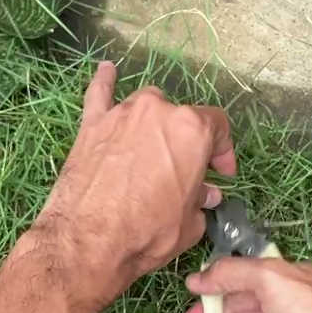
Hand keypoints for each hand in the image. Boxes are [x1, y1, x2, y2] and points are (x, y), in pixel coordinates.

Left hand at [29, 62, 234, 296]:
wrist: (89, 241)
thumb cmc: (148, 233)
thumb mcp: (189, 223)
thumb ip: (200, 201)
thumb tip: (205, 194)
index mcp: (192, 130)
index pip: (217, 127)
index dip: (223, 151)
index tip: (221, 173)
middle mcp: (158, 111)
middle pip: (181, 117)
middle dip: (187, 144)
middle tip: (186, 172)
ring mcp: (122, 113)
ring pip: (147, 106)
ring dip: (155, 123)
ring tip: (155, 146)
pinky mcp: (92, 125)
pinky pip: (100, 94)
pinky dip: (105, 83)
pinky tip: (108, 71)